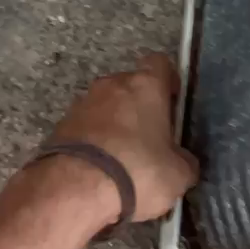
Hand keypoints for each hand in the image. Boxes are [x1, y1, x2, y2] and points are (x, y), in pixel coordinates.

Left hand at [47, 52, 199, 222]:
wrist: (76, 185)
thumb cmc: (136, 170)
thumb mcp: (177, 175)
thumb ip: (184, 161)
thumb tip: (183, 160)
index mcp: (145, 85)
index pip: (160, 63)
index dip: (169, 80)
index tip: (173, 103)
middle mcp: (113, 83)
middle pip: (133, 85)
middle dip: (142, 107)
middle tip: (152, 140)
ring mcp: (85, 99)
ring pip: (109, 104)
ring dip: (117, 122)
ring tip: (124, 158)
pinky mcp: (65, 119)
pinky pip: (89, 122)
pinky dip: (97, 137)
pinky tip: (102, 166)